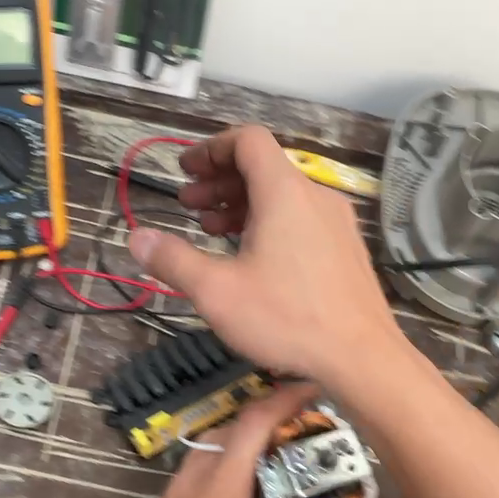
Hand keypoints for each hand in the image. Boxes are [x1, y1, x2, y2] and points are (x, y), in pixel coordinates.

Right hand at [127, 126, 402, 385]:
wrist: (362, 357)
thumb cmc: (287, 319)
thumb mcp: (217, 292)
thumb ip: (173, 261)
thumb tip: (137, 238)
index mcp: (283, 192)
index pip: (247, 140)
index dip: (211, 149)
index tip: (186, 171)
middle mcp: (315, 196)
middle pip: (263, 167)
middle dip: (220, 181)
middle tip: (190, 206)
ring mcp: (336, 223)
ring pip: (283, 195)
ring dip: (243, 204)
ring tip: (215, 232)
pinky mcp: (346, 249)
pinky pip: (302, 218)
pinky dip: (270, 223)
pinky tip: (253, 259)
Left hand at [133, 383, 377, 497]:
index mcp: (221, 488)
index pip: (252, 423)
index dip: (283, 399)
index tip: (312, 390)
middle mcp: (195, 476)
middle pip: (232, 425)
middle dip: (268, 414)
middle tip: (304, 424)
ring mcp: (176, 486)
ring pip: (212, 440)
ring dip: (245, 433)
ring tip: (280, 445)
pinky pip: (199, 459)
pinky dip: (226, 452)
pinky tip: (248, 474)